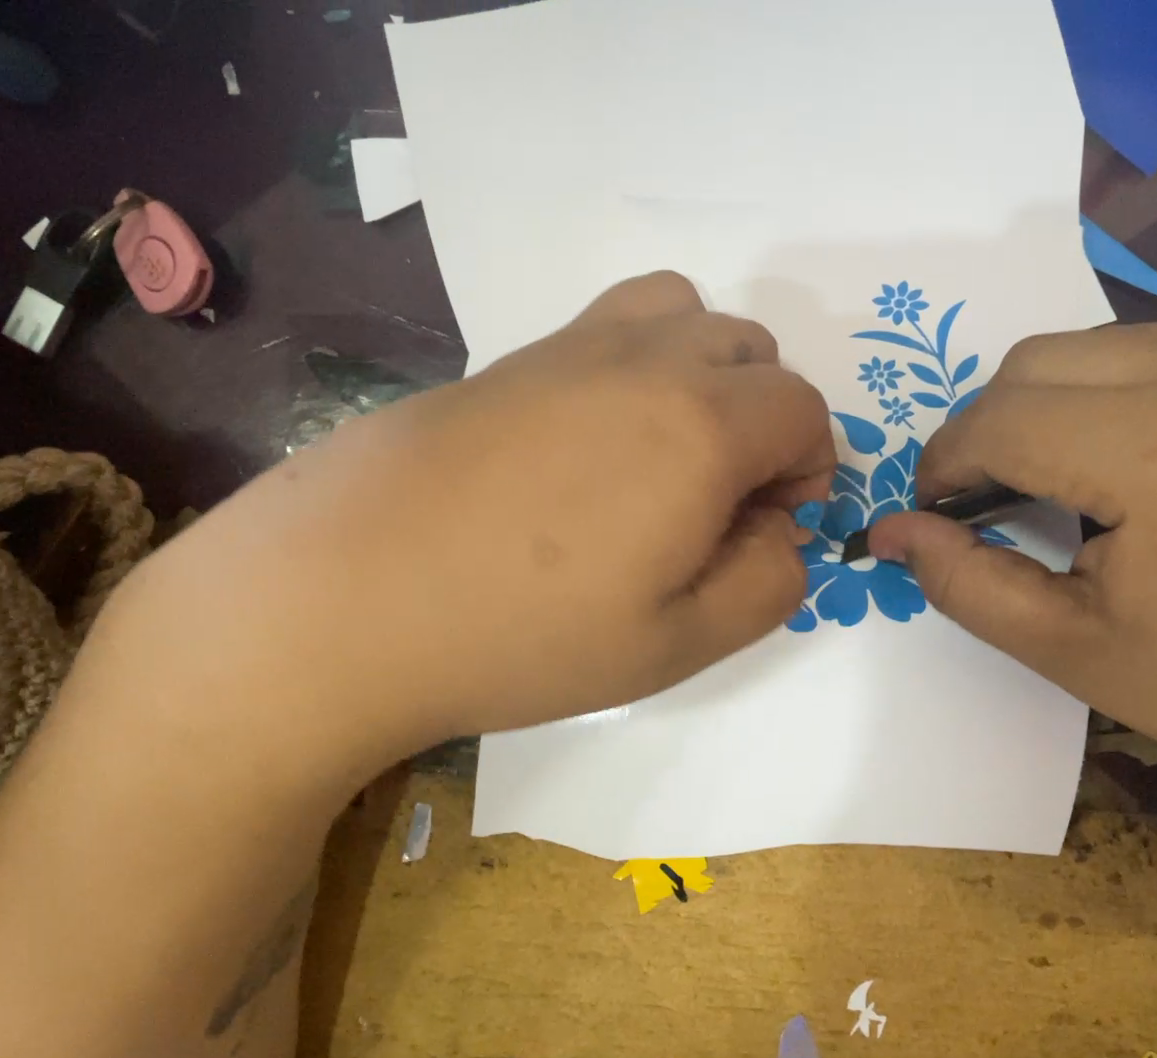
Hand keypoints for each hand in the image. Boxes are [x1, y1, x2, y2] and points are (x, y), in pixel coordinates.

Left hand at [97, 271, 832, 790]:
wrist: (346, 597)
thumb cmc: (524, 636)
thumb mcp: (677, 645)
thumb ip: (767, 584)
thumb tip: (779, 529)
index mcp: (701, 429)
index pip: (802, 408)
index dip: (810, 465)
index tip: (772, 522)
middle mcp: (646, 363)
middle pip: (751, 350)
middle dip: (764, 417)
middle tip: (721, 496)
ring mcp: (570, 348)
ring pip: (680, 314)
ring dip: (705, 371)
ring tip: (667, 449)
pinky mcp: (508, 358)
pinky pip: (607, 325)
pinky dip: (637, 361)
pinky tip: (589, 440)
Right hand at [866, 267, 1156, 813]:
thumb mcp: (1071, 650)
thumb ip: (964, 580)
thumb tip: (892, 530)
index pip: (1000, 420)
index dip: (946, 464)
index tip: (939, 510)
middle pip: (1045, 360)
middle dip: (994, 427)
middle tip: (998, 499)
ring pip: (1123, 335)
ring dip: (1074, 394)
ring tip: (1084, 471)